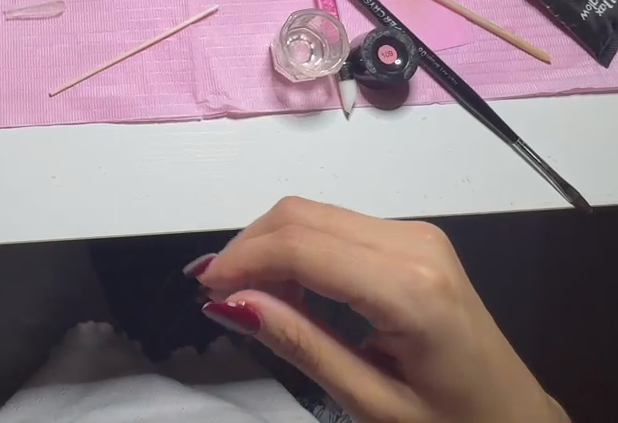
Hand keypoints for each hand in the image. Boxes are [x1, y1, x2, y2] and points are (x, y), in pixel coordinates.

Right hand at [191, 197, 564, 422]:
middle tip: (217, 292)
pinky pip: (334, 224)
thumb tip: (227, 301)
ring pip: (313, 213)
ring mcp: (414, 231)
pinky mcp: (411, 235)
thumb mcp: (374, 406)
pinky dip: (298, 247)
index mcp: (410, 288)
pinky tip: (290, 287)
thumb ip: (300, 344)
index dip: (243, 259)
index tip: (203, 288)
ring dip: (270, 246)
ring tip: (253, 297)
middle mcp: (412, 240)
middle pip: (302, 216)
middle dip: (249, 246)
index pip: (303, 248)